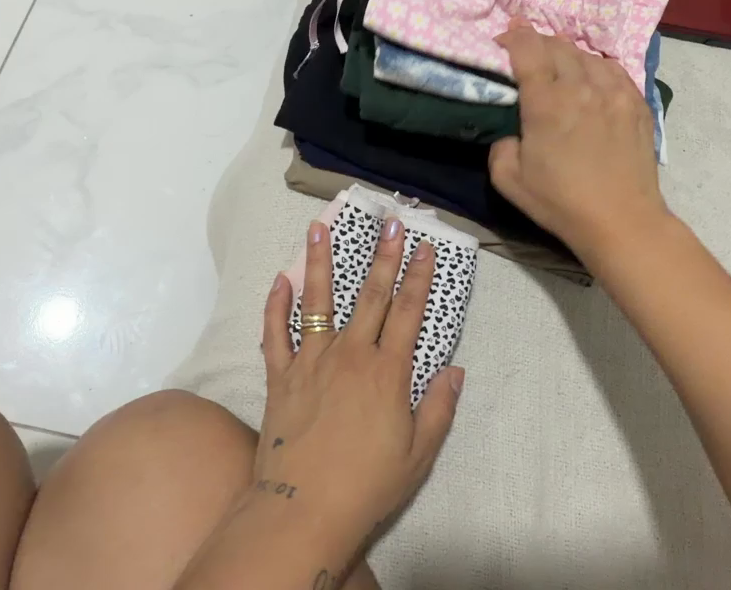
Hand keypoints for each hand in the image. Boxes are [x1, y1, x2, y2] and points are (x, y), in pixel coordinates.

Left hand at [252, 218, 464, 551]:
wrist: (303, 507)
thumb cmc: (367, 483)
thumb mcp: (419, 453)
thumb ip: (439, 408)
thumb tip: (455, 369)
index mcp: (387, 371)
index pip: (408, 312)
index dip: (418, 277)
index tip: (424, 246)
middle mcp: (350, 354)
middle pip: (370, 296)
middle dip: (383, 257)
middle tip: (390, 222)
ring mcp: (312, 360)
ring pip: (317, 301)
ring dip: (321, 261)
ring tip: (319, 227)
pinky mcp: (281, 375)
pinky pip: (276, 332)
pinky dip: (275, 305)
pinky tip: (280, 280)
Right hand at [489, 24, 668, 254]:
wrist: (622, 221)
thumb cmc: (561, 203)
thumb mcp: (508, 180)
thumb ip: (499, 144)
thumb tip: (511, 129)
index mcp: (546, 102)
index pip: (527, 48)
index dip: (512, 37)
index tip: (502, 41)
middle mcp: (581, 87)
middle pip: (556, 44)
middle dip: (535, 42)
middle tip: (524, 53)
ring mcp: (614, 92)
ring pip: (585, 54)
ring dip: (565, 53)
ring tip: (556, 66)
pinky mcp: (636, 102)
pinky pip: (612, 69)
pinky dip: (594, 67)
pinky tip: (588, 79)